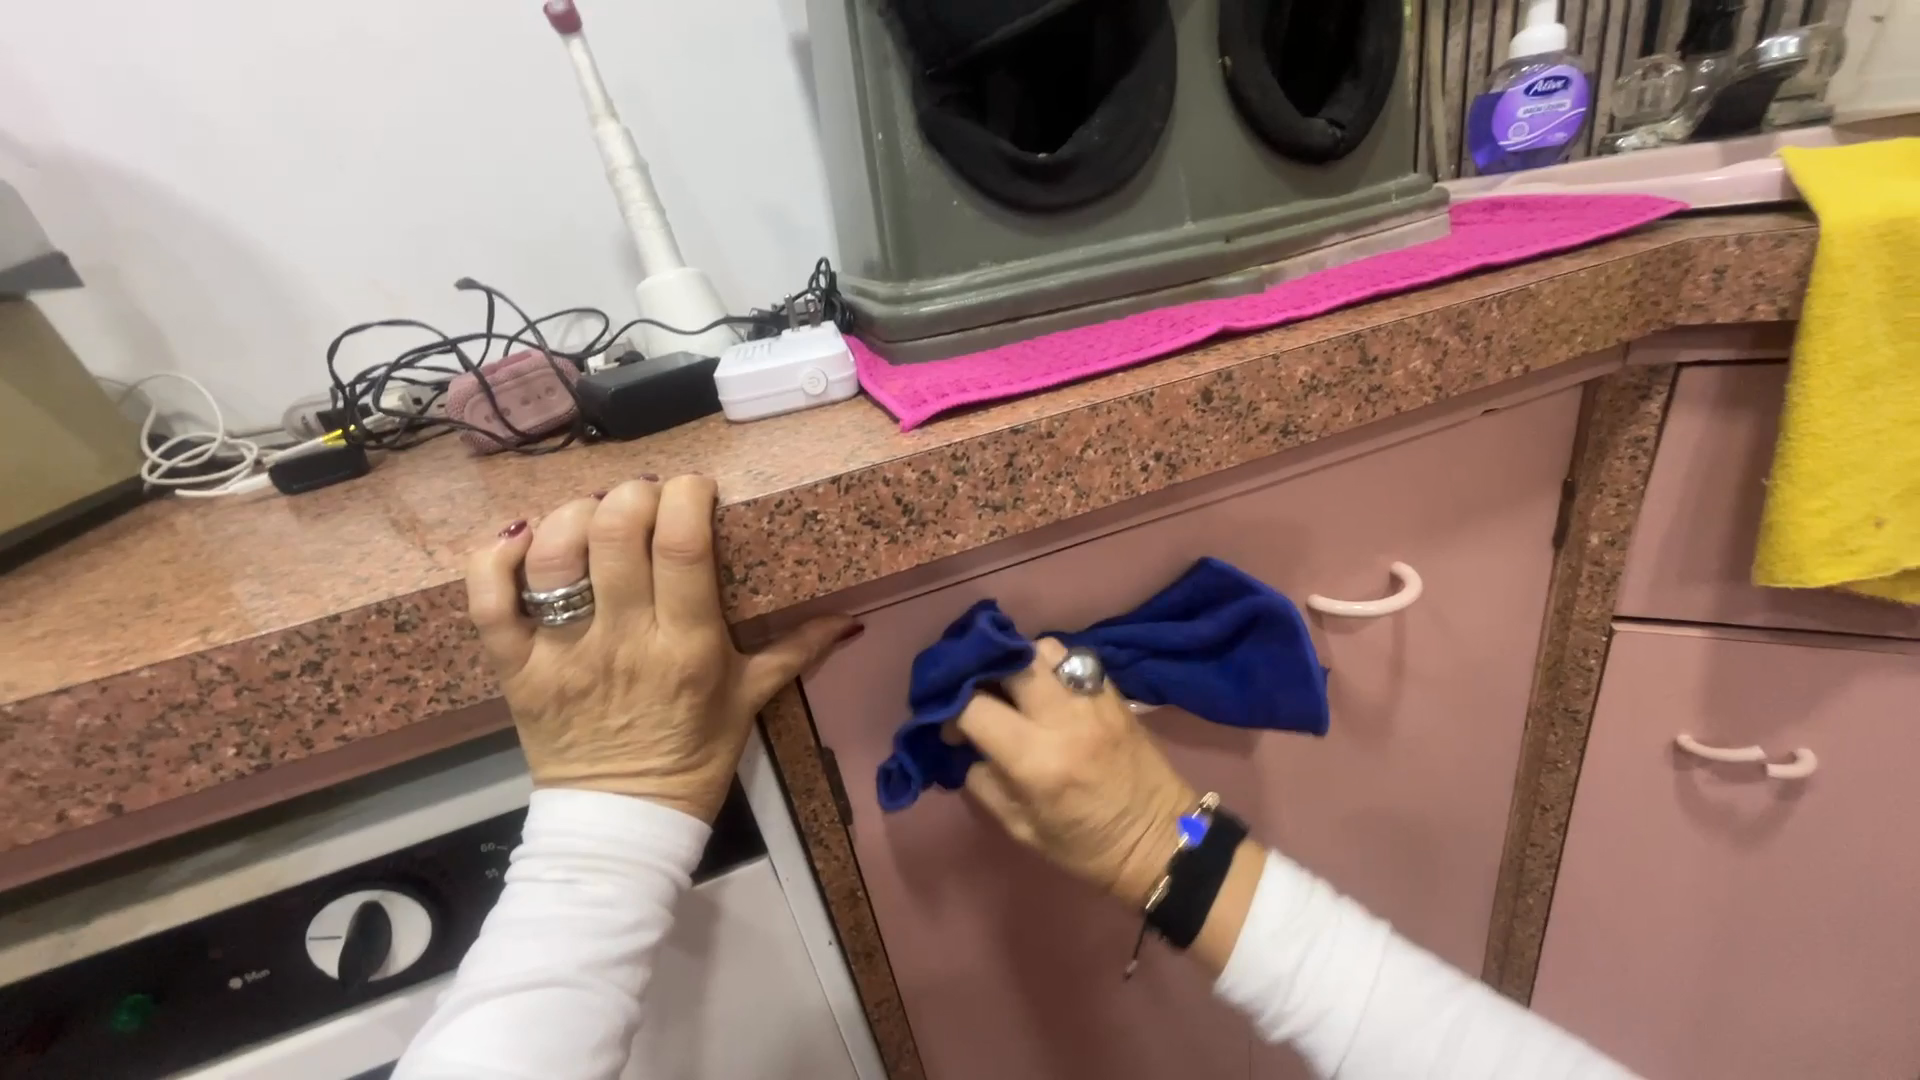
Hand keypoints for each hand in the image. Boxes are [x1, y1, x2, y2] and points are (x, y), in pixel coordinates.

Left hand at [464, 475, 856, 821]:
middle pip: (616, 534)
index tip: (697, 488)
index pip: (684, 547)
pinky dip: (494, 559)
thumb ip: (800, 650)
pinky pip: (488, 603)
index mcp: (688, 646)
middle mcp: (624, 641)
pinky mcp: (516, 671)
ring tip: (594, 515)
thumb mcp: (753, 699)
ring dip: (572, 516)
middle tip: (647, 496)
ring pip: (553, 557)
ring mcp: (563, 655)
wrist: (624, 822)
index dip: (688, 497)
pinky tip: (520, 540)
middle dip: (634, 494)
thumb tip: (851, 618)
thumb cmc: (696, 754)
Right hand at [953, 638, 1199, 907]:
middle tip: (975, 689)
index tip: (950, 724)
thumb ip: (984, 780)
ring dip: (1019, 660)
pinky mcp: (1114, 693)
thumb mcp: (1021, 828)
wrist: (1163, 841)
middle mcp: (1064, 718)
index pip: (975, 706)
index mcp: (1036, 759)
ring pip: (1044, 649)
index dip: (951, 710)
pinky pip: (1074, 659)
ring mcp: (1093, 699)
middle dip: (982, 671)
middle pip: (1010, 661)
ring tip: (1013, 683)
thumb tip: (964, 743)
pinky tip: (1047, 687)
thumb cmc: (1087, 846)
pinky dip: (1051, 665)